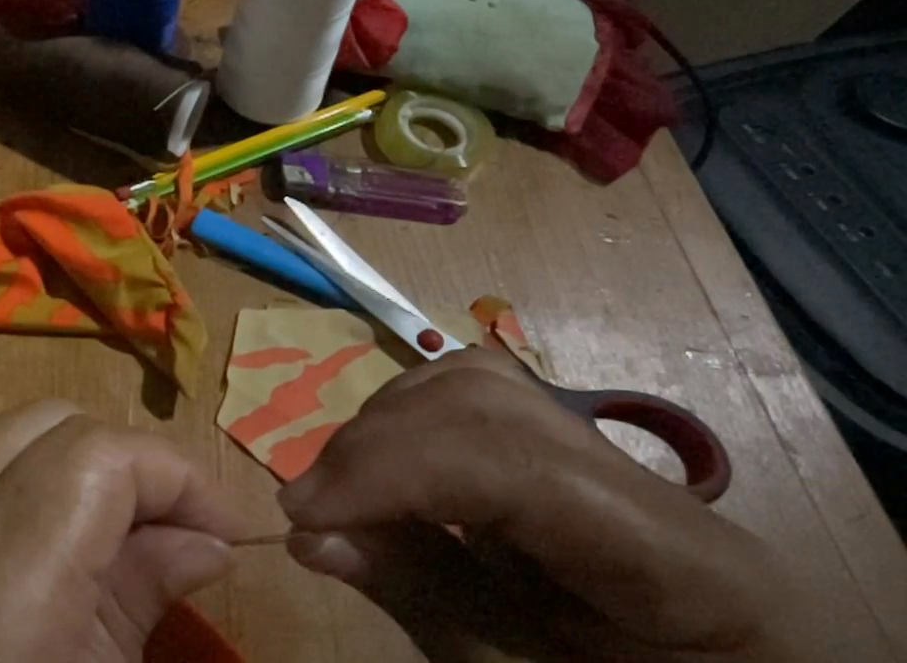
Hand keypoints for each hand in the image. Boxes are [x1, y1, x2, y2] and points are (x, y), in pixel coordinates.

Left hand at [0, 400, 248, 661]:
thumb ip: (143, 596)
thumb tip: (204, 540)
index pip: (97, 455)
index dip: (173, 473)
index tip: (218, 524)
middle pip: (48, 421)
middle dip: (122, 458)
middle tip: (168, 523)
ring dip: (65, 455)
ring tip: (104, 521)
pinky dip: (7, 468)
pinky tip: (32, 521)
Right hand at [278, 348, 803, 661]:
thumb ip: (427, 602)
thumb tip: (308, 534)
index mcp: (686, 563)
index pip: (515, 463)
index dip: (393, 470)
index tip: (301, 513)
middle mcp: (648, 485)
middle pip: (486, 403)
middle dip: (375, 444)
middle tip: (306, 504)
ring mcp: (603, 461)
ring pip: (471, 386)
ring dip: (380, 427)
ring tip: (335, 490)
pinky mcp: (558, 460)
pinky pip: (470, 408)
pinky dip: (401, 427)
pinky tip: (374, 473)